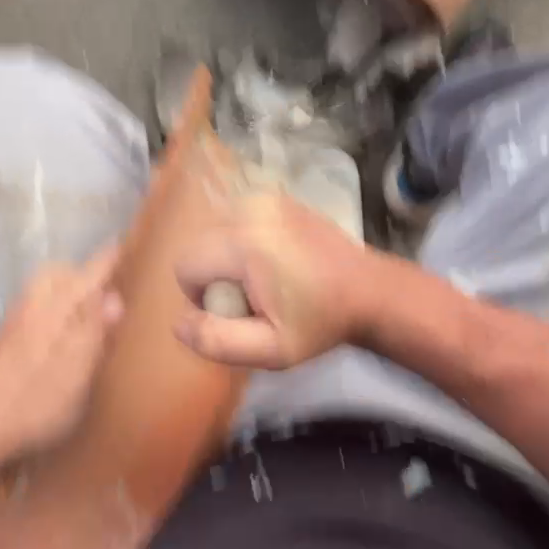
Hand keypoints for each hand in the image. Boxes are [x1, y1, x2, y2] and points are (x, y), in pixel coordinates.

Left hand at [0, 247, 123, 470]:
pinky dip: (53, 313)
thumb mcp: (75, 373)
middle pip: (55, 275)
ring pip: (42, 294)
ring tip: (88, 313)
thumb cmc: (33, 405)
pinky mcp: (3, 349)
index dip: (108, 259)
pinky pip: (34, 313)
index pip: (87, 274)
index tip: (125, 240)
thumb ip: (94, 332)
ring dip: (65, 292)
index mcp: (52, 311)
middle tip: (106, 287)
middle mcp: (30, 310)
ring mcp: (12, 329)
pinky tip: (60, 341)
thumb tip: (114, 295)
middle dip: (80, 273)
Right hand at [173, 194, 375, 369]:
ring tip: (269, 280)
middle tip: (257, 298)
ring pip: (217, 233)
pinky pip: (238, 221)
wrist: (370, 292)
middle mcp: (250, 211)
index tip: (239, 311)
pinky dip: (247, 242)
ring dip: (230, 259)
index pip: (186, 266)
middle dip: (217, 276)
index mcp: (243, 244)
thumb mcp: (270, 350)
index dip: (203, 296)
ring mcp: (266, 200)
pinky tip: (279, 263)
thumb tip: (178, 323)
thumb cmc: (320, 324)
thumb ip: (217, 341)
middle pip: (200, 247)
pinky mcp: (278, 198)